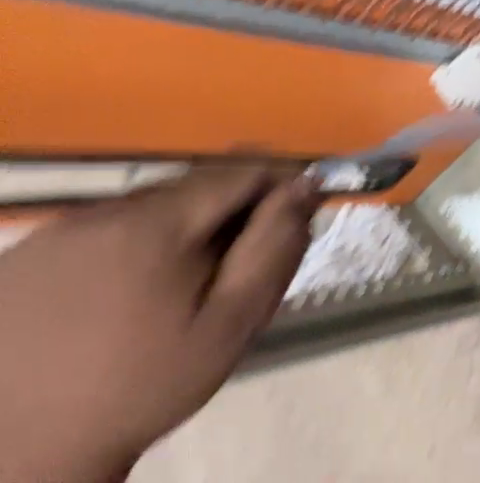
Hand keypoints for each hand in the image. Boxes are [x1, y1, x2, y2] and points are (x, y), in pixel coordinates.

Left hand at [0, 167, 318, 482]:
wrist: (23, 454)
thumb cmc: (147, 384)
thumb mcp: (235, 320)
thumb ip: (276, 244)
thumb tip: (306, 185)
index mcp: (151, 227)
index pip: (239, 170)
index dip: (280, 183)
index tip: (299, 214)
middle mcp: (94, 217)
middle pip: (191, 186)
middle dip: (229, 211)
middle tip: (242, 262)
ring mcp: (46, 240)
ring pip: (146, 207)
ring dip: (180, 229)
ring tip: (186, 283)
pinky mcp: (18, 263)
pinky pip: (99, 232)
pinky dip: (131, 247)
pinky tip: (129, 295)